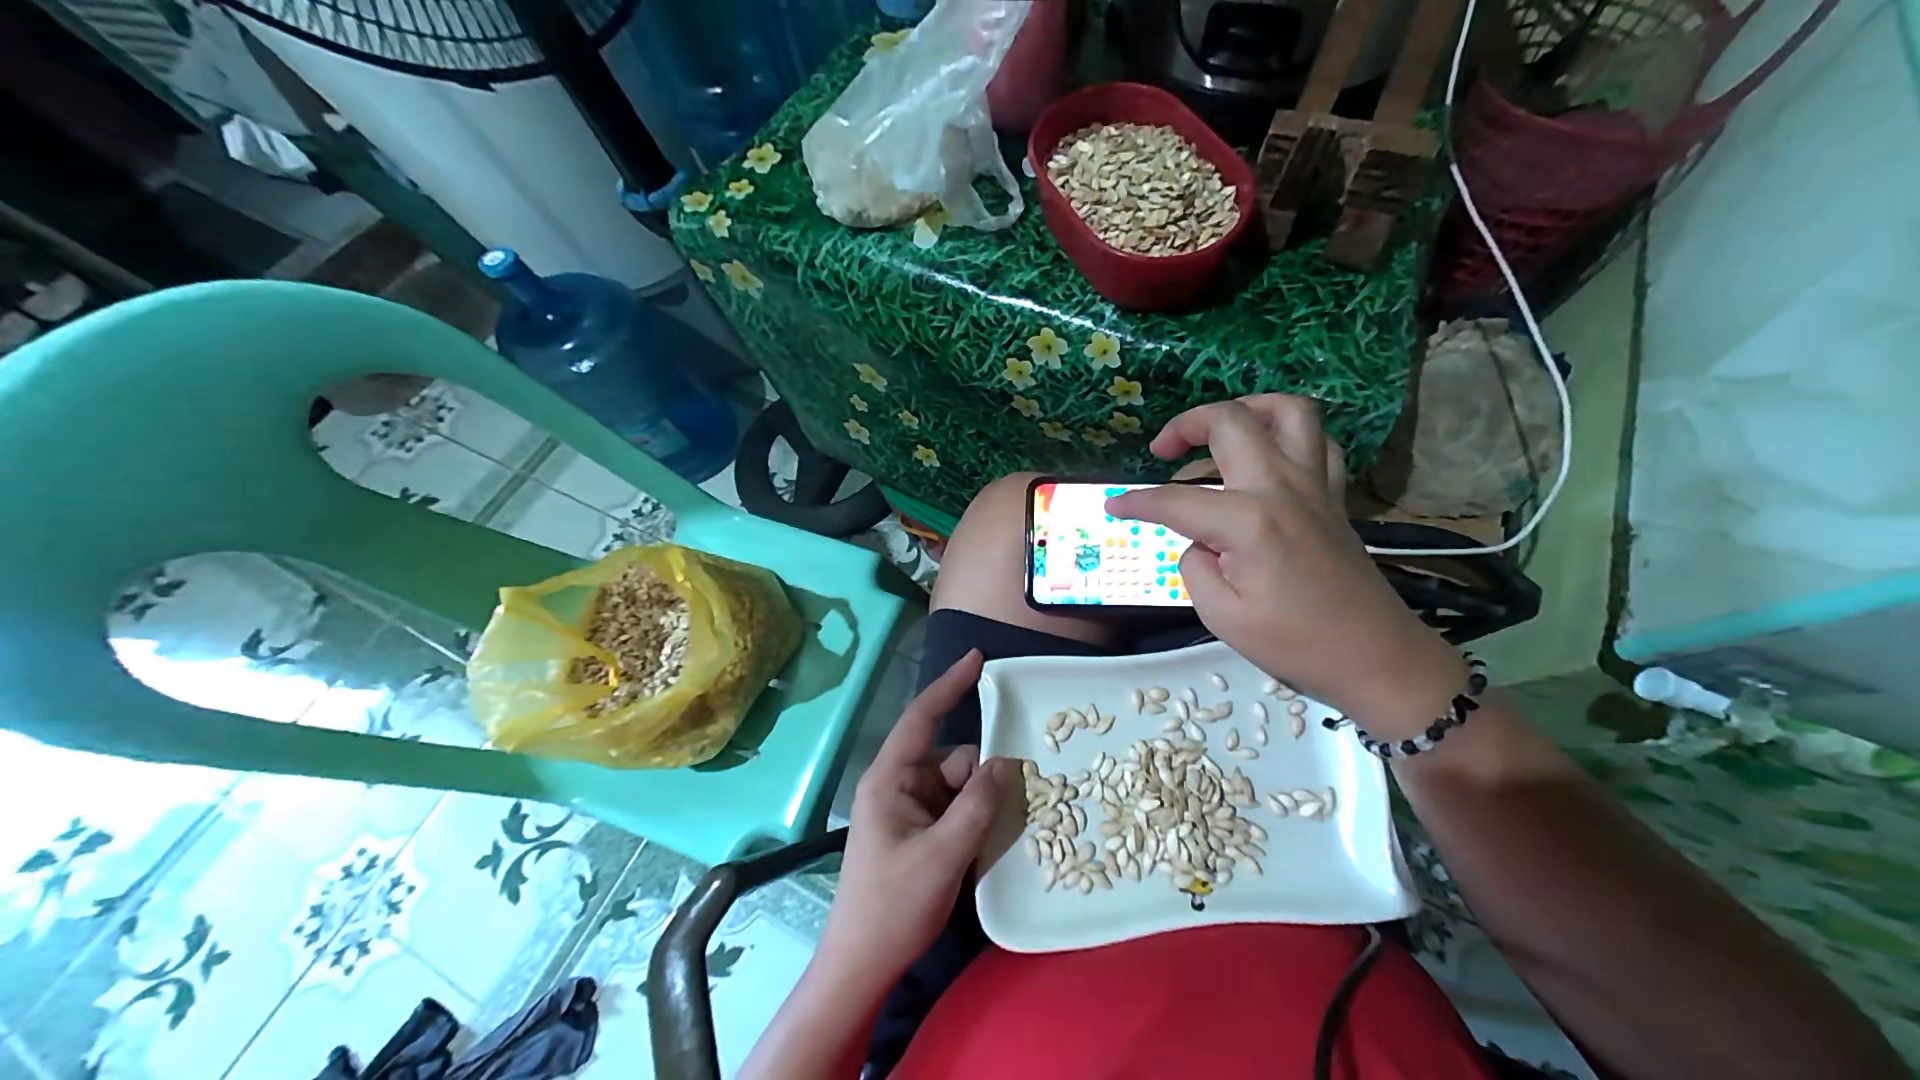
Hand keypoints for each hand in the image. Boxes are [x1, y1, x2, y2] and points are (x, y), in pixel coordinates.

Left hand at [817, 650, 1012, 982]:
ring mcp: (908, 811)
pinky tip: (992, 838)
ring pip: (958, 786)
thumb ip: (978, 805)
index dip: (950, 686)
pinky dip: (975, 817)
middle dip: (983, 772)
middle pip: (951, 759)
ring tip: (1006, 826)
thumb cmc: (893, 906)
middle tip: (1021, 791)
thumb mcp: (943, 855)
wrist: (862, 964)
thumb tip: (1006, 762)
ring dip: (982, 799)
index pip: (922, 718)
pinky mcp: (918, 833)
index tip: (978, 659)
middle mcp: (898, 786)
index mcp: (890, 779)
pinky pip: (954, 809)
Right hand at [1107, 395, 1464, 736]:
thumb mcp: (1220, 614)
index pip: (1175, 500)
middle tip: (1161, 450)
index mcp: (1248, 520)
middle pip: (1231, 422)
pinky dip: (1286, 436)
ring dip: (1245, 409)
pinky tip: (1265, 457)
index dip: (1137, 502)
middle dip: (1185, 425)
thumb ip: (1194, 564)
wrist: (1374, 656)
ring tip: (1217, 431)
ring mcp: (1314, 485)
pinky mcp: (1333, 495)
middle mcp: (1281, 487)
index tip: (1113, 505)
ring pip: (1287, 411)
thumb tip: (1199, 540)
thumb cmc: (1294, 642)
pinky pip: (1316, 441)